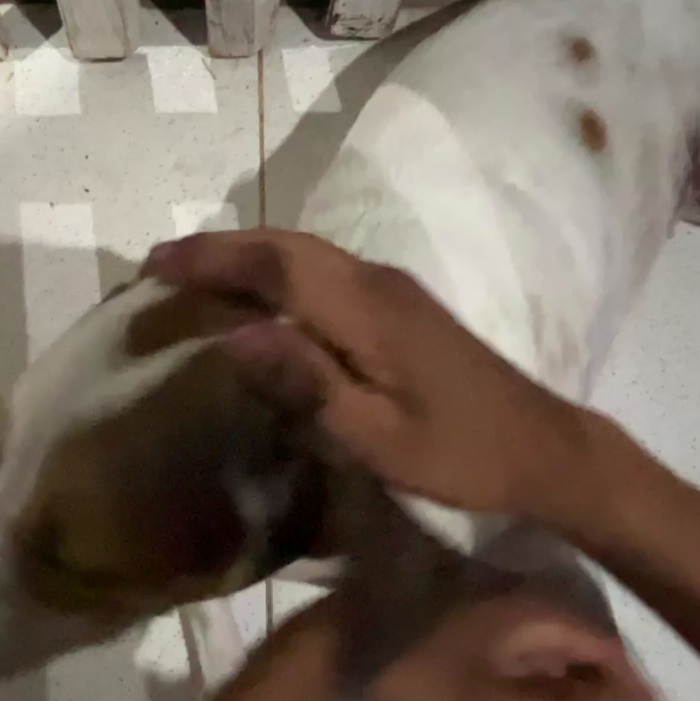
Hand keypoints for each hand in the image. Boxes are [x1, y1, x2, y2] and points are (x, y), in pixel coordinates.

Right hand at [142, 231, 599, 518]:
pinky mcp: (403, 304)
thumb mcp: (379, 438)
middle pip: (287, 245)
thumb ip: (310, 385)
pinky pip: (325, 270)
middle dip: (220, 248)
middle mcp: (379, 282)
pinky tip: (262, 294)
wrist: (544, 448)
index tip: (155, 265)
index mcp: (369, 312)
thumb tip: (235, 337)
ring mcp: (395, 288)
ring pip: (307, 252)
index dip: (212, 258)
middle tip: (161, 264)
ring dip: (248, 255)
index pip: (276, 264)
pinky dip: (279, 271)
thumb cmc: (460, 455)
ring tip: (196, 273)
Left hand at [280, 588, 666, 700]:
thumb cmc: (412, 673)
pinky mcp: (477, 606)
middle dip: (611, 686)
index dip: (635, 686)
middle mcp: (519, 591)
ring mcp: (496, 596)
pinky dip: (547, 668)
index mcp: (527, 607)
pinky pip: (529, 635)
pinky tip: (554, 698)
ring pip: (557, 637)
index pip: (603, 644)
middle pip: (584, 637)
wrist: (339, 642)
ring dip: (579, 679)